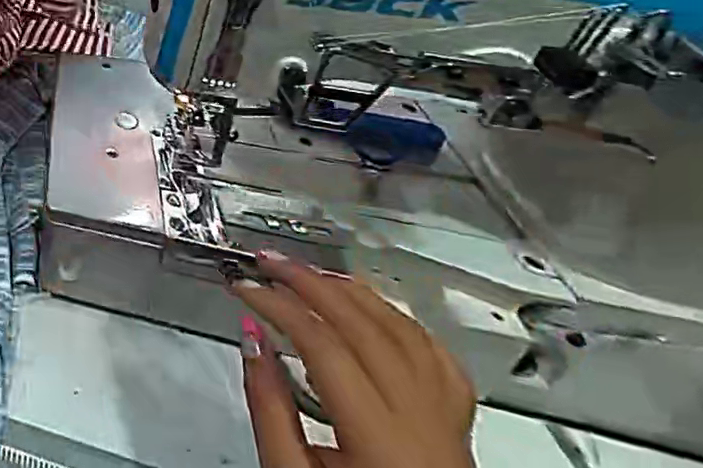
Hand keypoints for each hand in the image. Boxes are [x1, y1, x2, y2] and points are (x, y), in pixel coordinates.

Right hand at [233, 251, 476, 467]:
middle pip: (361, 323)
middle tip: (269, 262)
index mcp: (380, 440)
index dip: (277, 305)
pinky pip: (433, 352)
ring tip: (311, 272)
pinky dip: (399, 318)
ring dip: (350, 289)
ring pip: (401, 328)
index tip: (244, 288)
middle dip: (308, 282)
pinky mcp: (458, 421)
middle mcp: (422, 421)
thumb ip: (269, 408)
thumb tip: (252, 338)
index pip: (322, 343)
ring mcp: (447, 419)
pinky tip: (374, 306)